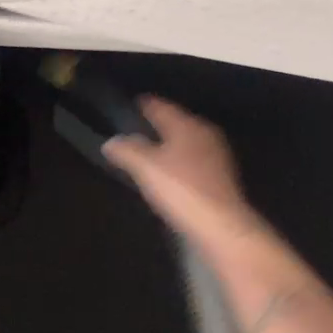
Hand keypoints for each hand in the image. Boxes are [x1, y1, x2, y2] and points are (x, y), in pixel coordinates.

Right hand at [103, 96, 269, 251]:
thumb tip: (110, 141)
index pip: (160, 106)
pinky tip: (169, 173)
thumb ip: (126, 150)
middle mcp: (204, 133)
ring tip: (148, 152)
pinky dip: (179, 161)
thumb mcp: (145, 168)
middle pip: (175, 122)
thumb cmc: (181, 189)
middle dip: (156, 125)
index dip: (142, 105)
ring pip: (186, 142)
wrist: (223, 228)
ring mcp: (217, 155)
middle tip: (134, 129)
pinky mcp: (222, 178)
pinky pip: (193, 160)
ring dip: (169, 144)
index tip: (128, 105)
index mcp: (186, 124)